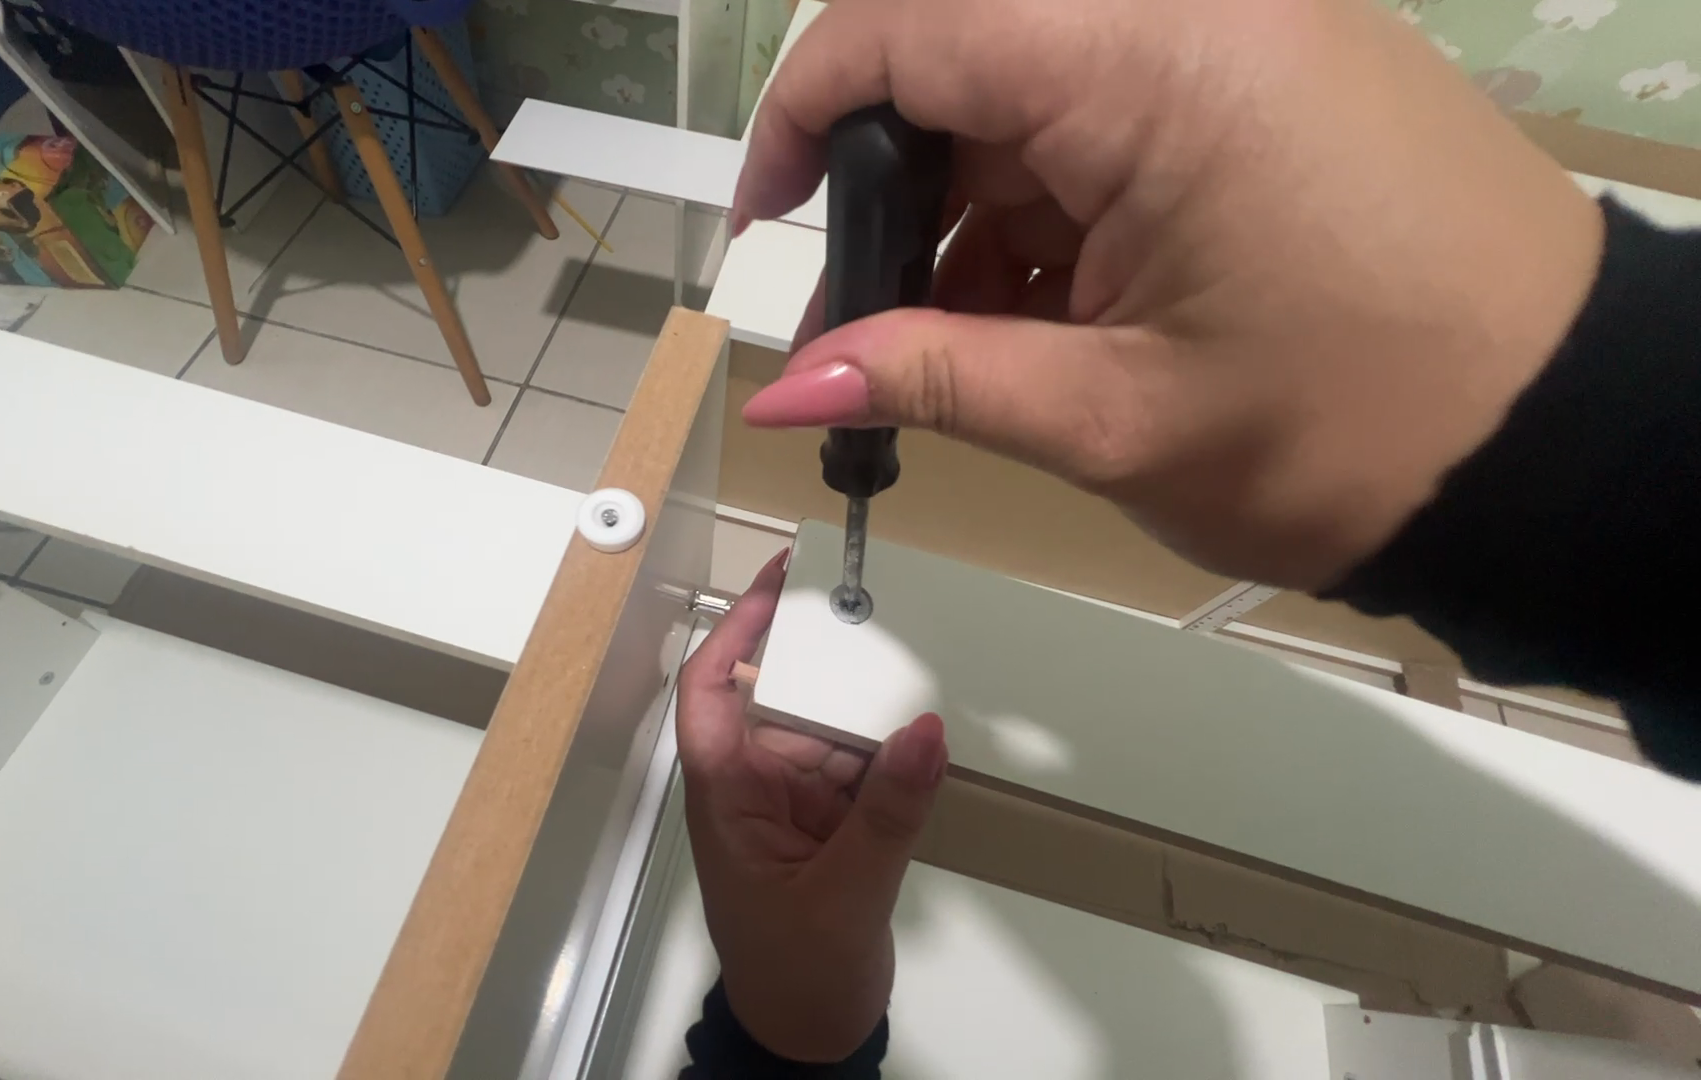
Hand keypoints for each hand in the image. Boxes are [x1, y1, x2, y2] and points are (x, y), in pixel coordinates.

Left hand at [677, 553, 946, 1062]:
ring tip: (908, 672)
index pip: (712, 690)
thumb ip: (888, 810)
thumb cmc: (796, 971)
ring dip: (864, 711)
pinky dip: (885, 753)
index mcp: (726, 789)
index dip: (737, 630)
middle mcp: (753, 781)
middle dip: (824, 664)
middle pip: (782, 698)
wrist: (808, 1034)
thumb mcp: (846, 890)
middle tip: (870, 617)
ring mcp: (792, 797)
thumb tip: (925, 733)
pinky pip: (855, 765)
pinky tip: (918, 737)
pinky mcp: (827, 817)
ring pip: (826, 729)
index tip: (777, 585)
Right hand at [734, 0, 1603, 589]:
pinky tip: (1005, 329)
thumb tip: (781, 392)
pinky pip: (1067, 150)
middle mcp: (1184, 18)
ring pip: (1005, 117)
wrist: (1539, 452)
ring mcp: (1211, 59)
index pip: (913, 23)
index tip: (763, 219)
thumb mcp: (1100, 418)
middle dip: (876, 192)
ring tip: (920, 352)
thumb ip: (925, 383)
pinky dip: (1009, 238)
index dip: (803, 111)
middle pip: (955, 60)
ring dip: (941, 231)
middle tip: (848, 321)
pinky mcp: (1224, 112)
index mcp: (1157, 64)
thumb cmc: (1335, 438)